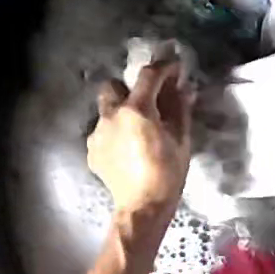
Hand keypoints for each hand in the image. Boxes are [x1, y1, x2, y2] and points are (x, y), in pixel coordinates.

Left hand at [89, 61, 193, 219]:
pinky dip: (114, 134)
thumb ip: (179, 109)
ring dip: (120, 113)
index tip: (174, 65)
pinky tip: (127, 150)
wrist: (142, 208)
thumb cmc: (167, 173)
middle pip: (112, 85)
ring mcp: (98, 133)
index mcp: (136, 109)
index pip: (149, 75)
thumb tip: (182, 88)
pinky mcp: (92, 151)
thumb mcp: (181, 139)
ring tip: (136, 131)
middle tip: (145, 101)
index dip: (164, 66)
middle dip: (128, 88)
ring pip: (106, 111)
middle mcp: (111, 115)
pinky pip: (103, 133)